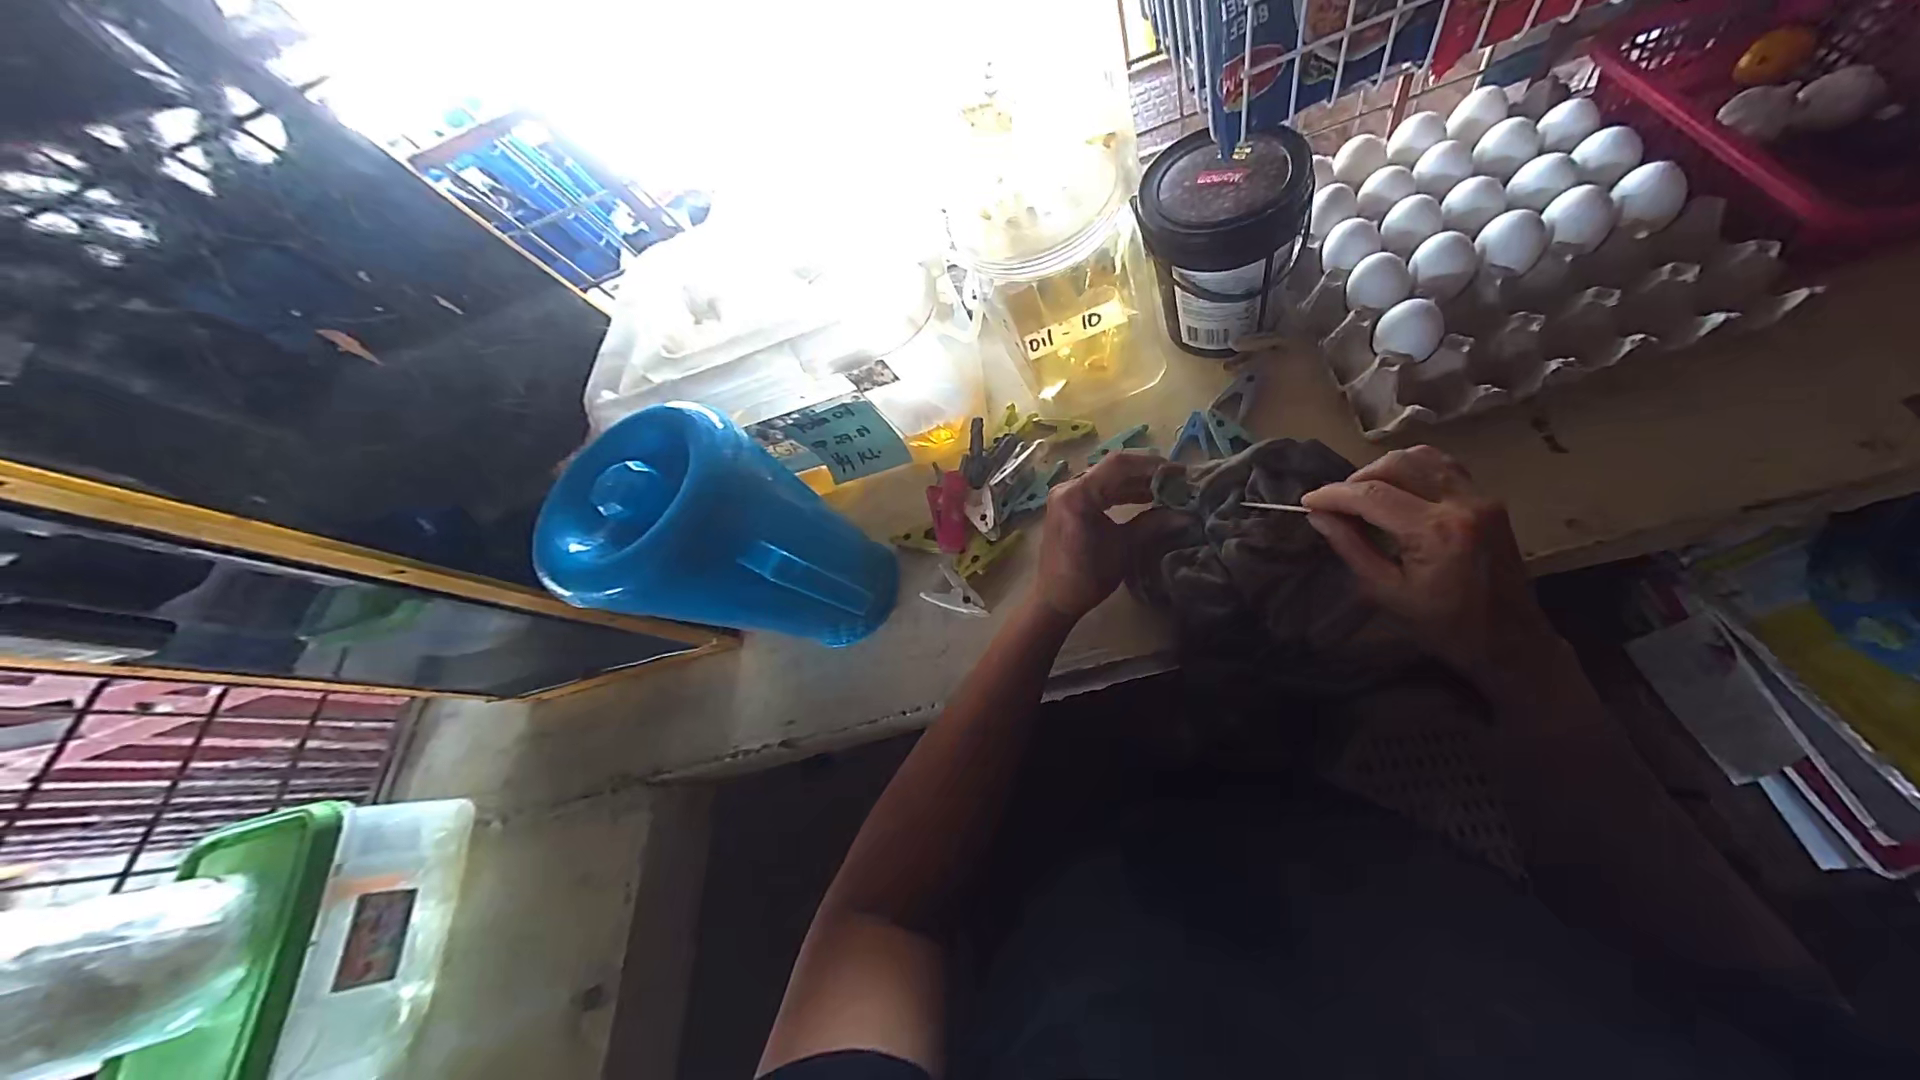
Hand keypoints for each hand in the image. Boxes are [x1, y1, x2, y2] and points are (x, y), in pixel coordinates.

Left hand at [1034, 451, 1165, 620]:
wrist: (1056, 598)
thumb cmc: (1088, 577)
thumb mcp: (1124, 548)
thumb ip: (1153, 524)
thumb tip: (1187, 514)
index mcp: (1077, 495)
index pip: (1119, 466)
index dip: (1152, 465)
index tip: (1179, 474)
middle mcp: (1068, 488)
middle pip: (1112, 469)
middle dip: (1147, 473)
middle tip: (1178, 481)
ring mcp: (1066, 494)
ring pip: (1107, 478)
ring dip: (1136, 482)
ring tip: (1167, 489)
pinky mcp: (1069, 504)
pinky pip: (1099, 489)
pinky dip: (1122, 491)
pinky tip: (1146, 497)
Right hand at [1300, 446, 1557, 683]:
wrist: (1510, 640)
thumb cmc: (1444, 626)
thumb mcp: (1385, 592)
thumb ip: (1351, 547)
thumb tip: (1320, 516)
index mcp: (1436, 531)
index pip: (1372, 495)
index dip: (1333, 495)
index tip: (1308, 502)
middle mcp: (1462, 504)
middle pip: (1396, 465)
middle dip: (1356, 479)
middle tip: (1337, 504)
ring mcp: (1480, 498)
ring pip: (1421, 457)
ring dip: (1384, 470)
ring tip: (1364, 496)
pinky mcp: (1487, 500)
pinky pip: (1443, 466)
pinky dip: (1412, 471)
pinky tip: (1396, 492)